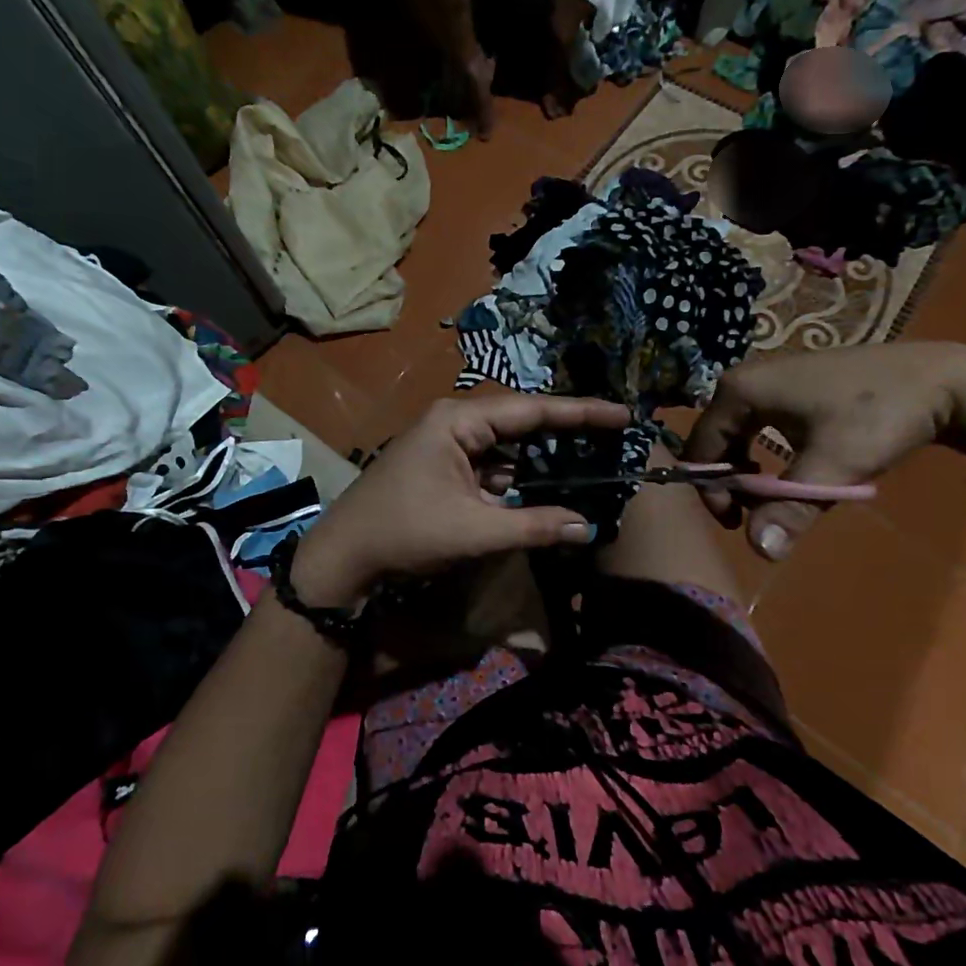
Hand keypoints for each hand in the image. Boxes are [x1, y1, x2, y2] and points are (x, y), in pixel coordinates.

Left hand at [289, 393, 630, 605]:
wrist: (344, 555)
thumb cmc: (405, 533)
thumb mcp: (474, 531)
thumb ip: (533, 526)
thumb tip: (586, 527)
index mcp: (459, 421)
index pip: (531, 410)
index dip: (580, 412)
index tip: (622, 413)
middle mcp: (455, 422)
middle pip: (522, 421)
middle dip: (566, 430)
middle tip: (613, 434)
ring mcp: (448, 443)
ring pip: (508, 444)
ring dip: (543, 457)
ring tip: (590, 458)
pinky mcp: (446, 465)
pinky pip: (493, 463)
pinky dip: (519, 475)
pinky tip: (548, 485)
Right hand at [683, 342, 965, 560]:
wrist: (942, 378)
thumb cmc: (879, 414)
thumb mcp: (834, 464)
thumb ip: (792, 505)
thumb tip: (759, 552)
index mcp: (740, 390)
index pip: (701, 449)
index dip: (712, 492)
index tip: (738, 524)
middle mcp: (744, 380)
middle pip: (716, 442)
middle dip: (730, 483)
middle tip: (757, 514)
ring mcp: (769, 379)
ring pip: (737, 435)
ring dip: (749, 473)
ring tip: (774, 497)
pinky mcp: (791, 386)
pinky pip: (758, 426)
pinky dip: (765, 454)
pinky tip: (791, 470)